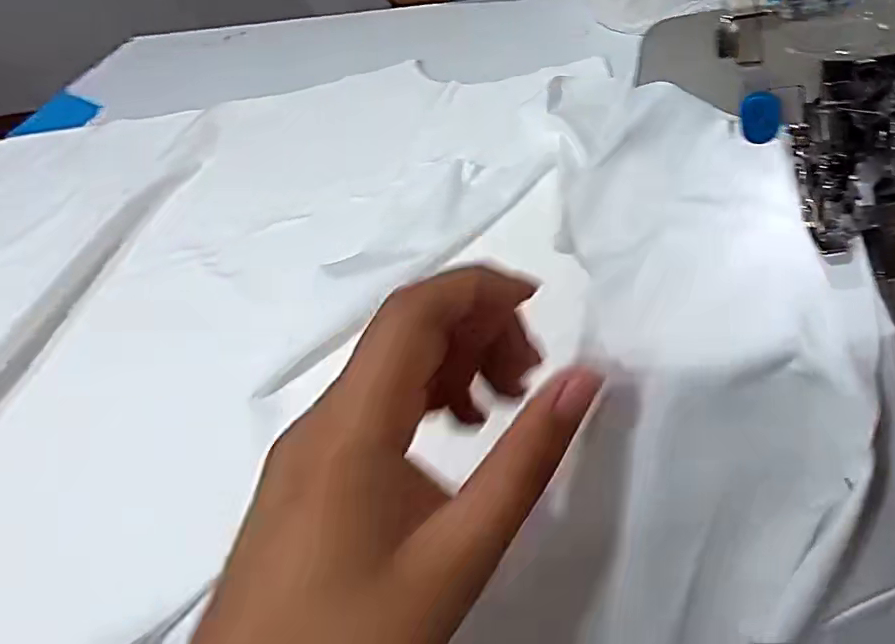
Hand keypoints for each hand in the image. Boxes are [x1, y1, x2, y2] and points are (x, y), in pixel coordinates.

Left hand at [194, 267, 602, 643]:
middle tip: (532, 374)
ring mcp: (310, 448)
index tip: (538, 300)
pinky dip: (434, 392)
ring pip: (396, 364)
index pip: (413, 311)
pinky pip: (381, 401)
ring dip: (462, 361)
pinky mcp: (311, 474)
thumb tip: (584, 377)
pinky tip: (465, 430)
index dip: (479, 286)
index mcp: (350, 426)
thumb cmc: (356, 637)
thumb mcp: (461, 550)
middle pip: (409, 331)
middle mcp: (322, 421)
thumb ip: (529, 456)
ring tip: (508, 403)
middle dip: (482, 329)